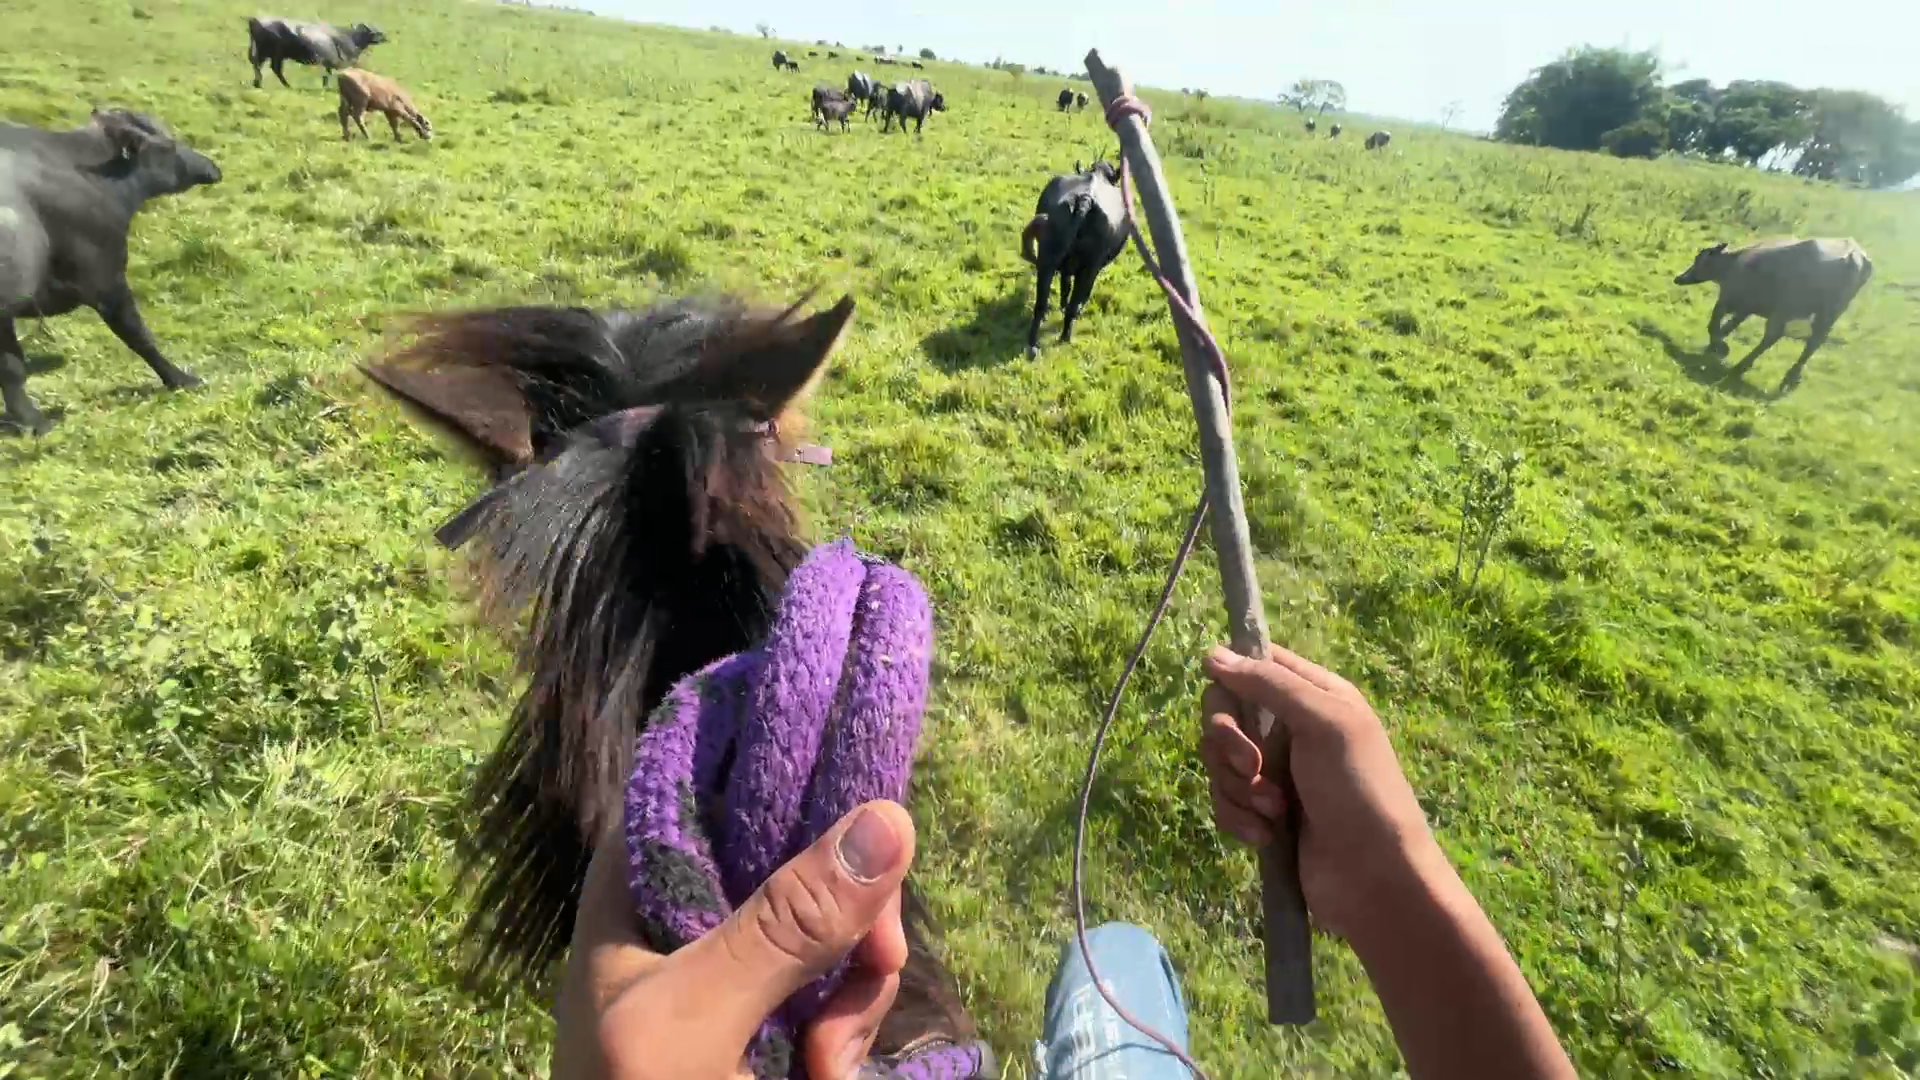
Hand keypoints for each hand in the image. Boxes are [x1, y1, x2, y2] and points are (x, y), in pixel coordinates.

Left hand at [553, 800, 915, 1079]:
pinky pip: (848, 962)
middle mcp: (697, 883)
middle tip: (872, 964)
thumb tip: (892, 816)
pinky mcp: (778, 985)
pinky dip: (855, 1013)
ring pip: (842, 900)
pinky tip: (828, 1069)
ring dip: (859, 978)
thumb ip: (784, 925)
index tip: (866, 803)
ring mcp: (742, 936)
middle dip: (851, 906)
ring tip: (826, 1061)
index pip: (734, 767)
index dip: (806, 768)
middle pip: (810, 832)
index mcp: (646, 863)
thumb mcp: (690, 1028)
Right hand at [1199, 644, 1445, 939]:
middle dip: (1228, 741)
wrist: (1376, 882)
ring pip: (1216, 757)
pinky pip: (1222, 798)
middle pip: (1222, 710)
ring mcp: (1271, 770)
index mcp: (1311, 695)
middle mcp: (1287, 727)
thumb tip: (1212, 653)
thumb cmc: (1360, 791)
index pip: (1254, 662)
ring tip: (1274, 810)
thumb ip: (1269, 683)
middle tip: (1251, 765)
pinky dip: (1238, 817)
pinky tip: (1266, 835)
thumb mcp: (1323, 723)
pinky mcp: (1258, 809)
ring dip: (1237, 786)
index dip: (1232, 676)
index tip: (1225, 695)